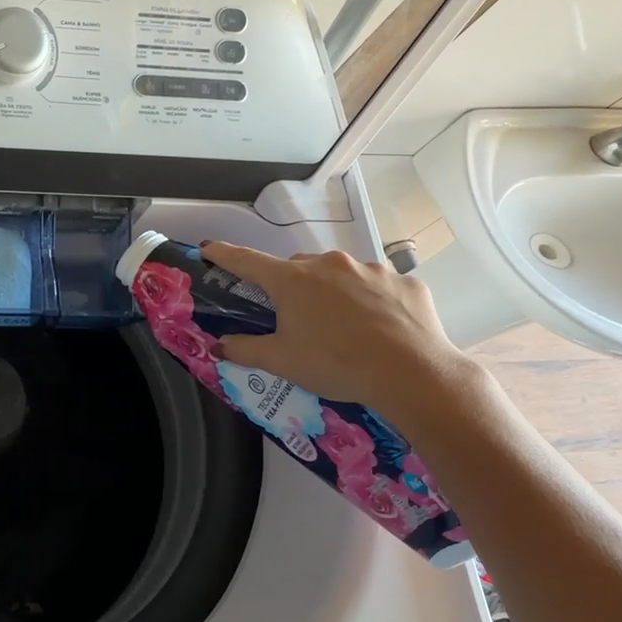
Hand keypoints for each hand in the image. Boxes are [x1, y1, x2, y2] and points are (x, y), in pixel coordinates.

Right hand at [198, 241, 480, 425]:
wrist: (412, 374)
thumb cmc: (336, 364)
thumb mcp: (282, 362)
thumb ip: (245, 350)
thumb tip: (219, 345)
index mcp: (292, 280)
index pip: (247, 261)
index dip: (224, 255)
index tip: (209, 248)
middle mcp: (329, 264)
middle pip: (298, 267)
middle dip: (292, 285)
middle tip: (295, 316)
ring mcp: (371, 269)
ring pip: (341, 274)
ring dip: (334, 292)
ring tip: (343, 326)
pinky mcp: (405, 282)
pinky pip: (380, 287)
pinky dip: (373, 301)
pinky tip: (380, 328)